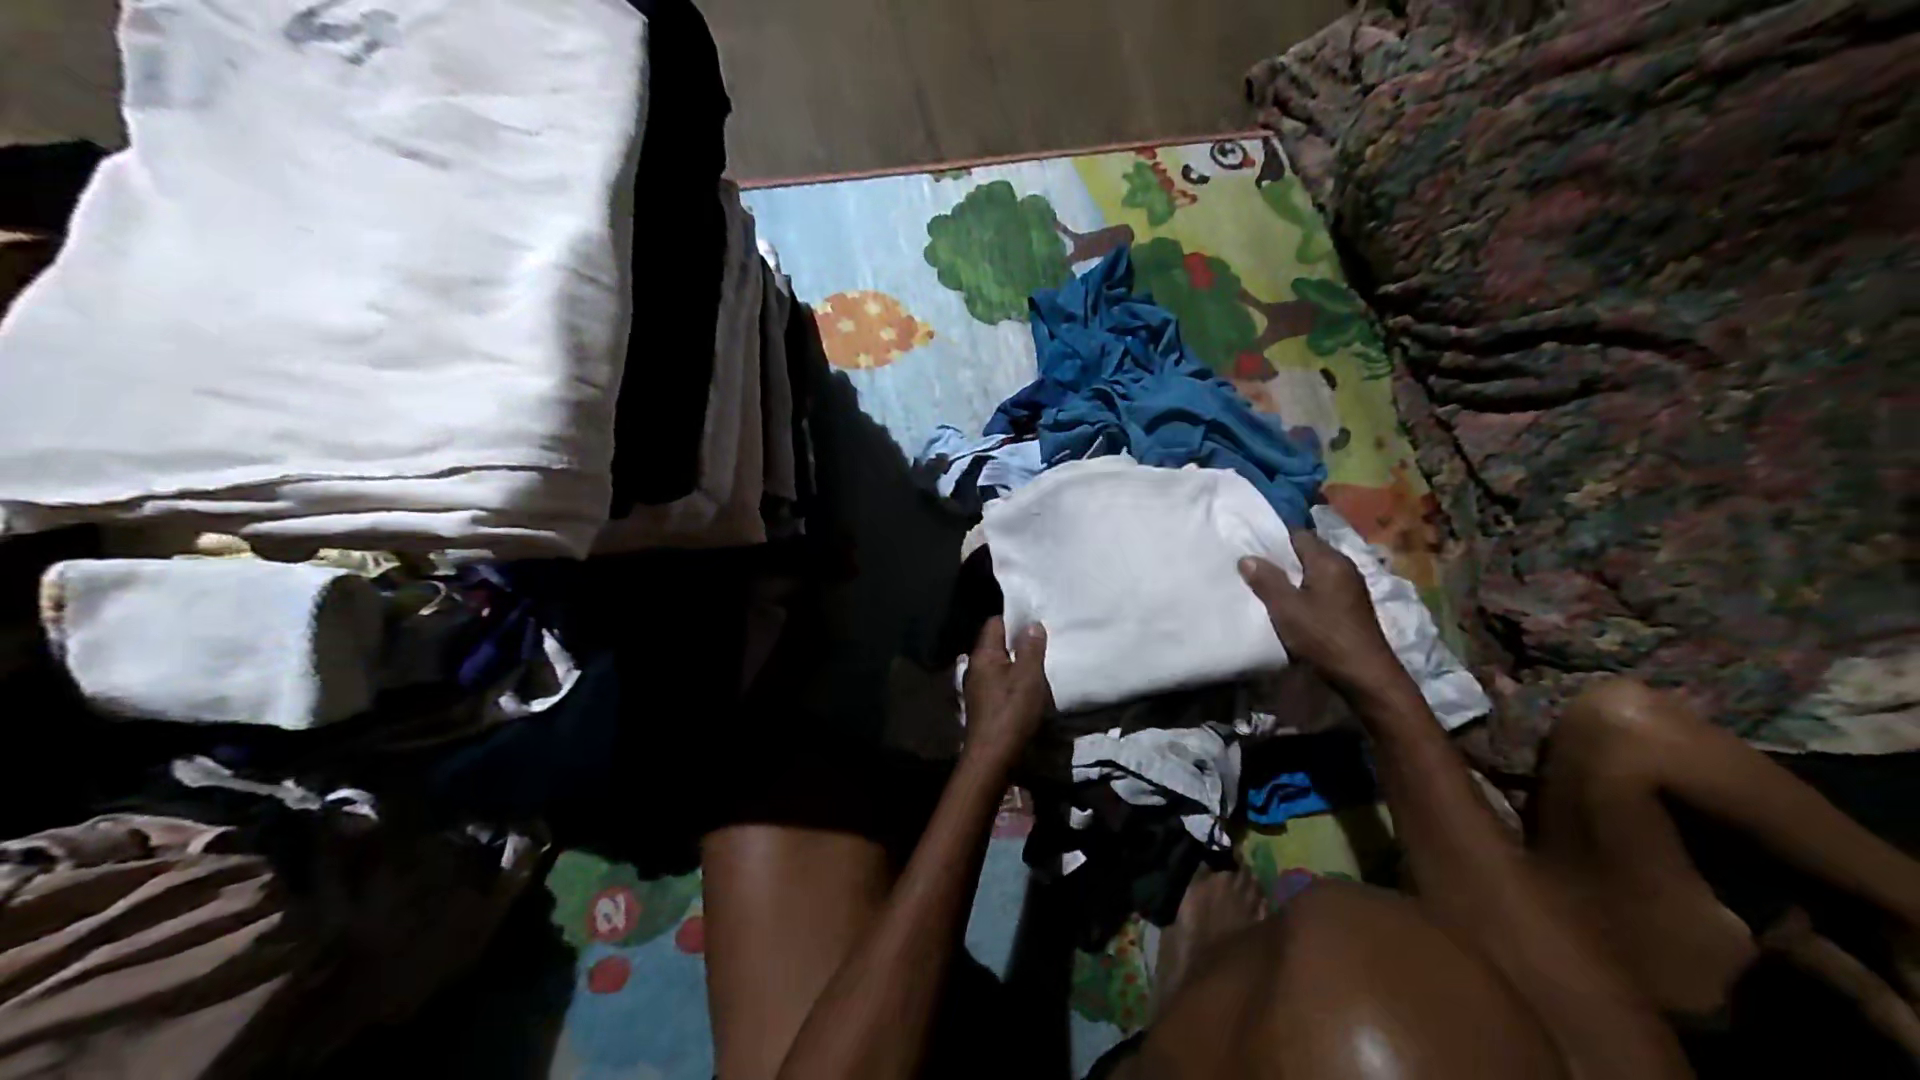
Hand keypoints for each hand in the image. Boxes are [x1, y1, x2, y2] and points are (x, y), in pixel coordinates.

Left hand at [962, 617, 1049, 765]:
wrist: (993, 756)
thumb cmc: (1011, 711)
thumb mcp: (1028, 676)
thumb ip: (1031, 648)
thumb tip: (1032, 623)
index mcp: (983, 655)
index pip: (995, 623)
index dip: (1015, 618)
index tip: (1036, 620)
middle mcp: (975, 667)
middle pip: (996, 643)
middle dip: (1018, 640)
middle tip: (1043, 640)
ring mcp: (977, 687)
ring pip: (999, 664)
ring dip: (1017, 662)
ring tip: (1039, 662)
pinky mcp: (983, 704)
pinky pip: (999, 681)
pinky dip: (1013, 679)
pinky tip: (1028, 686)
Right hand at [1239, 530, 1412, 704]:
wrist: (1365, 675)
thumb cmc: (1323, 637)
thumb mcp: (1286, 608)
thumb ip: (1266, 580)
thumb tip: (1247, 557)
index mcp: (1329, 561)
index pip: (1298, 535)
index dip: (1274, 540)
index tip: (1251, 550)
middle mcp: (1344, 567)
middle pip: (1309, 551)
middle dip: (1283, 558)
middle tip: (1255, 569)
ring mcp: (1351, 587)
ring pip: (1316, 571)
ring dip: (1295, 576)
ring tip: (1269, 587)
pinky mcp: (1352, 605)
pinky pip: (1324, 586)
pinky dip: (1307, 590)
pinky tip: (1293, 605)